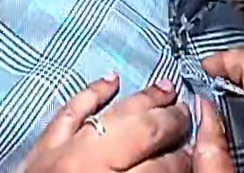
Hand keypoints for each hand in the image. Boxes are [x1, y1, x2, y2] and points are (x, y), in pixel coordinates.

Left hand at [18, 73, 192, 172]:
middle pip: (140, 134)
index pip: (160, 171)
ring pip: (111, 115)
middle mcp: (87, 168)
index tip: (202, 151)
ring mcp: (62, 153)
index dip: (186, 159)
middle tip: (191, 115)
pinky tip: (111, 80)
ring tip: (166, 89)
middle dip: (170, 123)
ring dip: (142, 100)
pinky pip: (71, 110)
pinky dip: (92, 93)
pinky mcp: (41, 147)